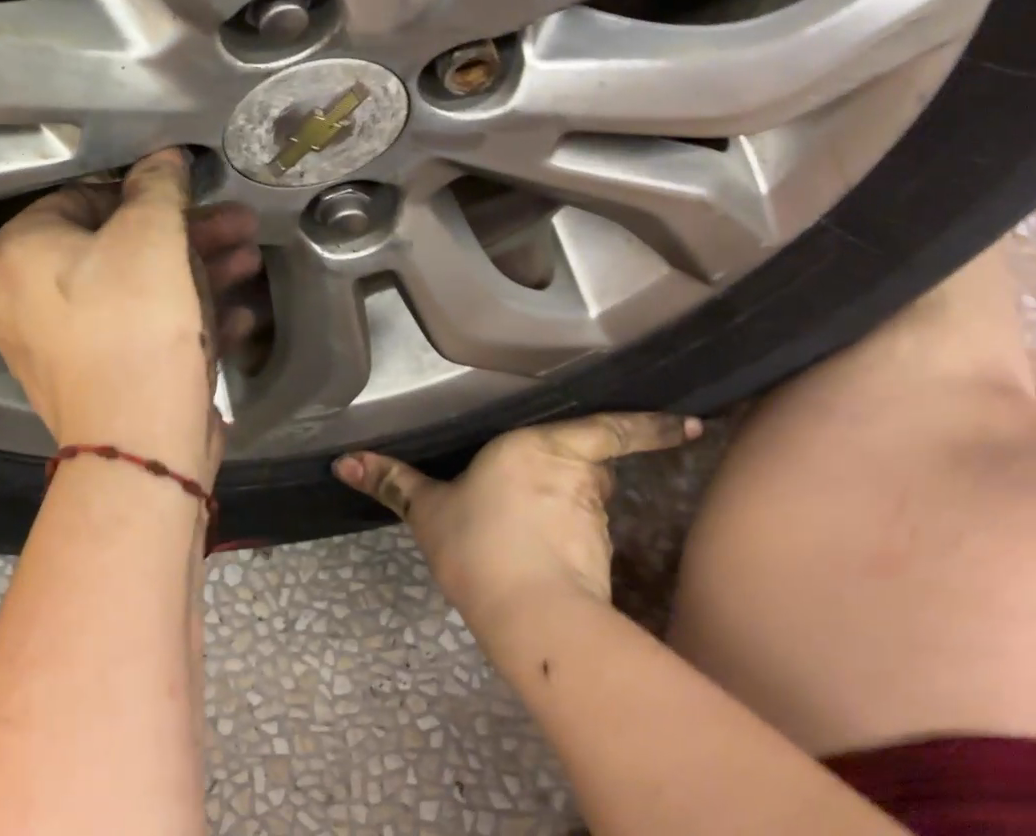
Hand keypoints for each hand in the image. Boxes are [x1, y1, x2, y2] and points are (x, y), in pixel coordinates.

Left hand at [0, 150, 260, 484]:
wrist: (138, 443)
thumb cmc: (135, 322)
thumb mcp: (150, 237)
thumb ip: (158, 187)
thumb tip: (163, 159)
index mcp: (20, 254)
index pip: (80, 198)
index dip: (143, 190)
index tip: (192, 193)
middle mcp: (26, 298)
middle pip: (116, 248)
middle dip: (186, 235)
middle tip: (238, 226)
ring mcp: (58, 345)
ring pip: (133, 292)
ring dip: (195, 274)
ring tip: (250, 263)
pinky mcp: (93, 379)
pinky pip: (135, 334)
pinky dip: (181, 321)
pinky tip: (236, 316)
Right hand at [334, 414, 701, 627]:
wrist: (529, 610)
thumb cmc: (475, 542)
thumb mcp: (425, 510)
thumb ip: (391, 481)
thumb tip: (342, 462)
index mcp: (536, 445)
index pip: (610, 427)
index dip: (653, 425)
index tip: (694, 425)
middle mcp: (574, 472)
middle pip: (593, 461)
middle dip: (582, 465)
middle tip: (556, 470)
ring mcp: (593, 515)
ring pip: (592, 498)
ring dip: (575, 502)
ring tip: (541, 515)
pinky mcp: (600, 553)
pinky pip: (586, 531)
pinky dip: (572, 535)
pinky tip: (545, 548)